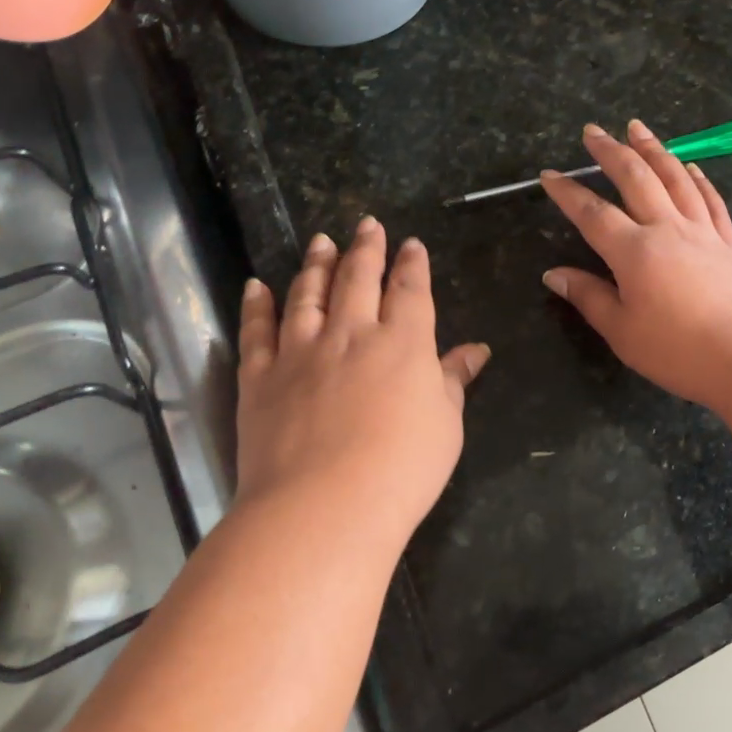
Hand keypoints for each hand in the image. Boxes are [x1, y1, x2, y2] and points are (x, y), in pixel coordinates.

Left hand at [235, 220, 489, 545]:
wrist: (324, 507)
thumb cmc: (403, 469)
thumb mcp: (446, 425)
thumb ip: (453, 381)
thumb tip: (475, 351)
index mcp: (404, 343)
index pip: (410, 290)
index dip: (412, 264)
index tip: (411, 244)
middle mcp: (352, 334)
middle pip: (358, 279)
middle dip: (366, 249)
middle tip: (367, 224)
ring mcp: (301, 352)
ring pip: (308, 295)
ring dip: (317, 265)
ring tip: (321, 242)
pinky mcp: (260, 378)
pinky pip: (257, 331)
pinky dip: (257, 305)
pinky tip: (256, 286)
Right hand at [540, 120, 731, 412]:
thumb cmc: (679, 352)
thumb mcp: (623, 332)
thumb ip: (589, 297)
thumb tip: (554, 274)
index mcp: (635, 251)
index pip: (592, 213)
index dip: (568, 193)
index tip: (548, 175)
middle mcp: (669, 229)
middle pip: (636, 178)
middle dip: (611, 152)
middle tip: (593, 131)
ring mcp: (704, 233)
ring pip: (676, 178)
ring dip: (655, 150)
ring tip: (638, 128)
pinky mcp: (730, 245)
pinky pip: (712, 201)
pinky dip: (700, 179)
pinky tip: (693, 166)